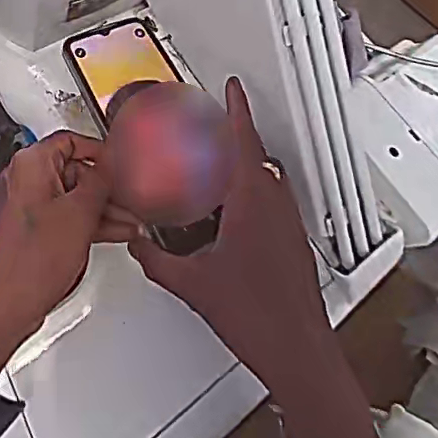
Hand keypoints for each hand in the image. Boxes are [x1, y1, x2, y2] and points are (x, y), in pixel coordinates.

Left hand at [0, 131, 113, 373]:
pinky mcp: (31, 227)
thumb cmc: (30, 262)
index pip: (72, 139)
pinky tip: (112, 232)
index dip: (100, 151)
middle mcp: (25, 179)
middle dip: (104, 187)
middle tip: (127, 199)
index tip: (119, 163)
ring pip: (72, 194)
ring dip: (101, 207)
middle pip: (74, 169)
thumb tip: (110, 166)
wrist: (7, 304)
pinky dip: (87, 221)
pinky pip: (65, 213)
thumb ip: (100, 182)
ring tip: (127, 220)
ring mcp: (27, 204)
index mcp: (31, 164)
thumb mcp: (81, 212)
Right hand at [129, 79, 377, 437]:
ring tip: (217, 168)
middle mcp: (275, 205)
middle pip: (255, 155)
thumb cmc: (257, 316)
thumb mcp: (193, 284)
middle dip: (234, 136)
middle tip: (213, 127)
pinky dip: (251, 192)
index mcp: (252, 202)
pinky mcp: (293, 240)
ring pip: (266, 177)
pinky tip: (231, 215)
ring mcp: (288, 222)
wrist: (298, 351)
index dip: (237, 108)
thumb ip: (157, 260)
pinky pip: (272, 200)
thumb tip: (139, 245)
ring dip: (244, 165)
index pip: (244, 140)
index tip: (233, 86)